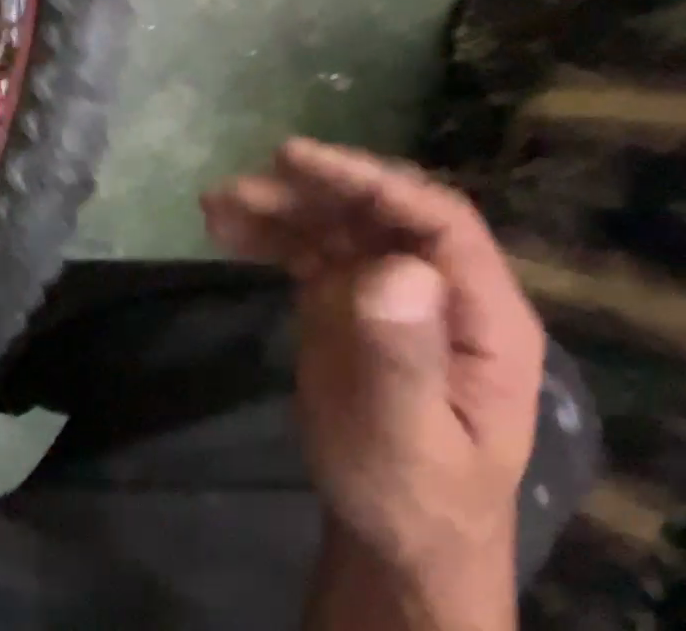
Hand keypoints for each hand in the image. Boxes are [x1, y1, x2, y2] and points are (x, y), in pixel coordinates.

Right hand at [201, 139, 544, 628]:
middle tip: (234, 189)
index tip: (293, 159)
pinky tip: (223, 232)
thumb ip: (403, 353)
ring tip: (213, 205)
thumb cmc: (410, 491)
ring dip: (277, 210)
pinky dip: (266, 238)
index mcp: (479, 317)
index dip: (368, 181)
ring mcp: (388, 299)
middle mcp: (436, 293)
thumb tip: (392, 268)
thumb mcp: (405, 432)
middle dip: (307, 192)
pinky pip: (307, 256)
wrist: (392, 533)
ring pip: (336, 230)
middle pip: (377, 216)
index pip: (435, 222)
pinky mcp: (345, 310)